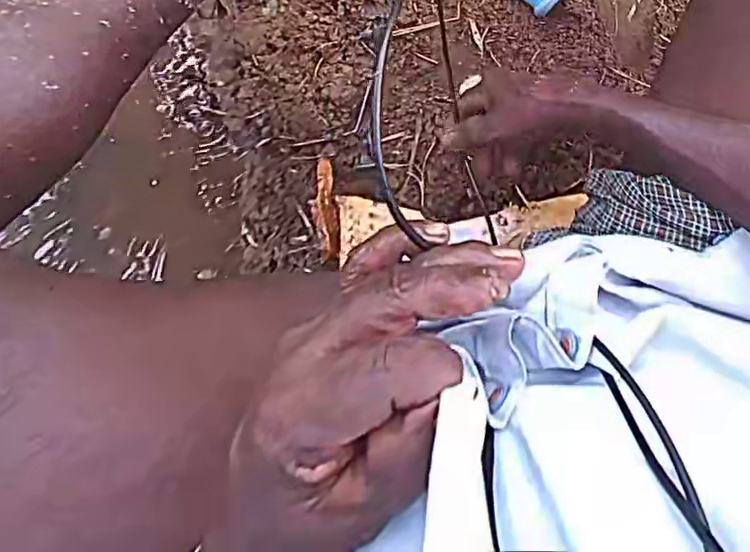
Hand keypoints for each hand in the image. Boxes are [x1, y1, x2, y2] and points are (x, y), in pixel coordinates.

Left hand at [208, 227, 525, 551]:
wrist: (248, 494)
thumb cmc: (293, 511)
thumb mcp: (354, 510)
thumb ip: (408, 449)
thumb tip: (455, 390)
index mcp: (304, 406)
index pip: (386, 366)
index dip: (440, 372)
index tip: (474, 389)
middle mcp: (307, 349)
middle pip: (386, 298)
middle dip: (451, 285)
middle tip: (500, 286)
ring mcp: (316, 323)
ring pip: (385, 270)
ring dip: (446, 261)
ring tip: (493, 262)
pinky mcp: (330, 312)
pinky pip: (367, 261)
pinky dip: (405, 242)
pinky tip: (438, 237)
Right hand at [441, 66, 597, 181]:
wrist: (573, 108)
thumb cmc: (532, 113)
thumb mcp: (493, 128)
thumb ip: (468, 135)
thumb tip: (444, 139)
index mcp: (487, 85)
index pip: (463, 109)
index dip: (459, 132)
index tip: (460, 153)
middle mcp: (502, 87)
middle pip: (484, 120)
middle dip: (483, 149)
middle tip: (482, 171)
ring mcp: (523, 98)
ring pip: (504, 128)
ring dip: (500, 153)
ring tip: (502, 174)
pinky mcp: (539, 109)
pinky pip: (521, 130)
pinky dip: (516, 147)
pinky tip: (516, 167)